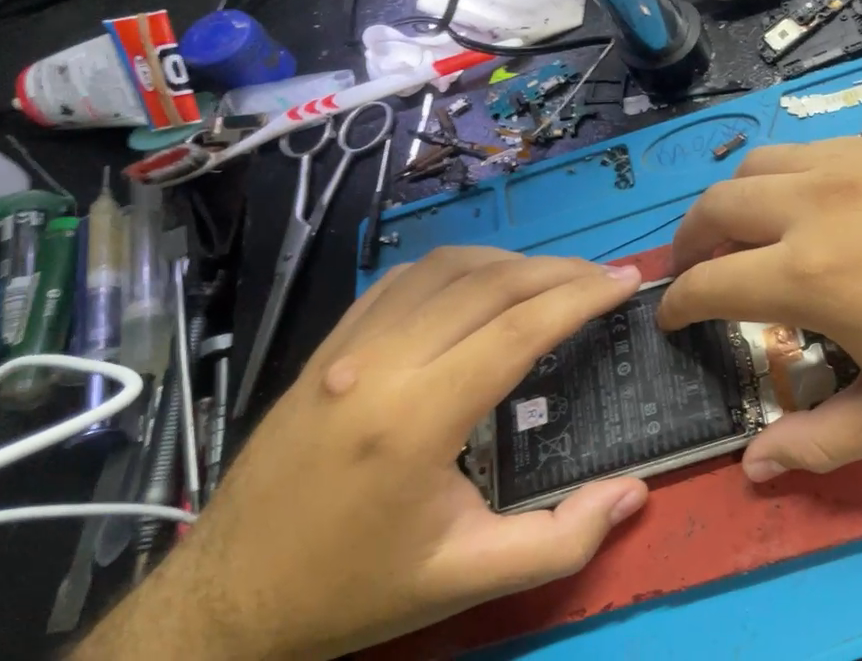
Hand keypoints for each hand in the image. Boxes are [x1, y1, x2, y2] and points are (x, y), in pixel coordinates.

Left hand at [80, 249, 648, 660]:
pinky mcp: (325, 347)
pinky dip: (455, 269)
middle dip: (559, 270)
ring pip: (444, 270)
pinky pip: (401, 282)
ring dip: (510, 262)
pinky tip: (480, 285)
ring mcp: (345, 348)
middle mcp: (379, 365)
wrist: (226, 600)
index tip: (626, 282)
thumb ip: (560, 541)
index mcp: (416, 419)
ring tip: (555, 277)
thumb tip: (634, 494)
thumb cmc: (352, 589)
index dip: (581, 298)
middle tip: (607, 275)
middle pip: (488, 286)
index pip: (518, 330)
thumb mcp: (465, 579)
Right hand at [660, 139, 861, 481]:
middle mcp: (818, 203)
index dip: (677, 302)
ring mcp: (855, 164)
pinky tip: (810, 206)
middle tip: (696, 271)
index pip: (709, 280)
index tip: (672, 317)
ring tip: (744, 232)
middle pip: (717, 204)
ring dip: (734, 198)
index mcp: (811, 272)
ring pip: (759, 163)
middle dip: (689, 240)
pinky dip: (784, 174)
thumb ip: (816, 442)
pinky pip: (810, 148)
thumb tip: (753, 468)